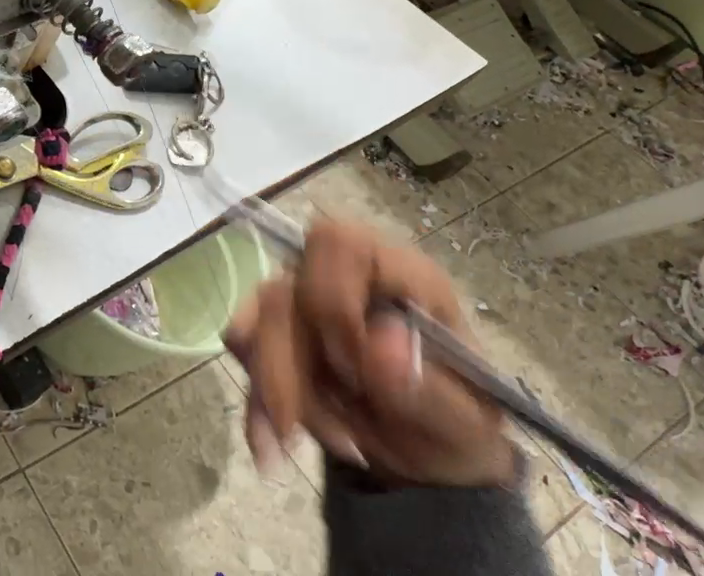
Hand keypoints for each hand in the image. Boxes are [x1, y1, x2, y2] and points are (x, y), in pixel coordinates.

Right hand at [222, 219, 515, 488]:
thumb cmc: (457, 427)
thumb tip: (381, 335)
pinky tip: (276, 449)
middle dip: (296, 370)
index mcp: (395, 273)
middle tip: (342, 432)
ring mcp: (296, 302)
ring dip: (279, 395)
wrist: (426, 458)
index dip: (330, 299)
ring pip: (253, 327)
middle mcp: (336, 276)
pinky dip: (256, 408)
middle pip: (280, 294)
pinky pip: (242, 359)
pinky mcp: (267, 333)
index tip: (355, 369)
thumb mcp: (462, 422)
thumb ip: (425, 383)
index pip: (336, 245)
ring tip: (326, 446)